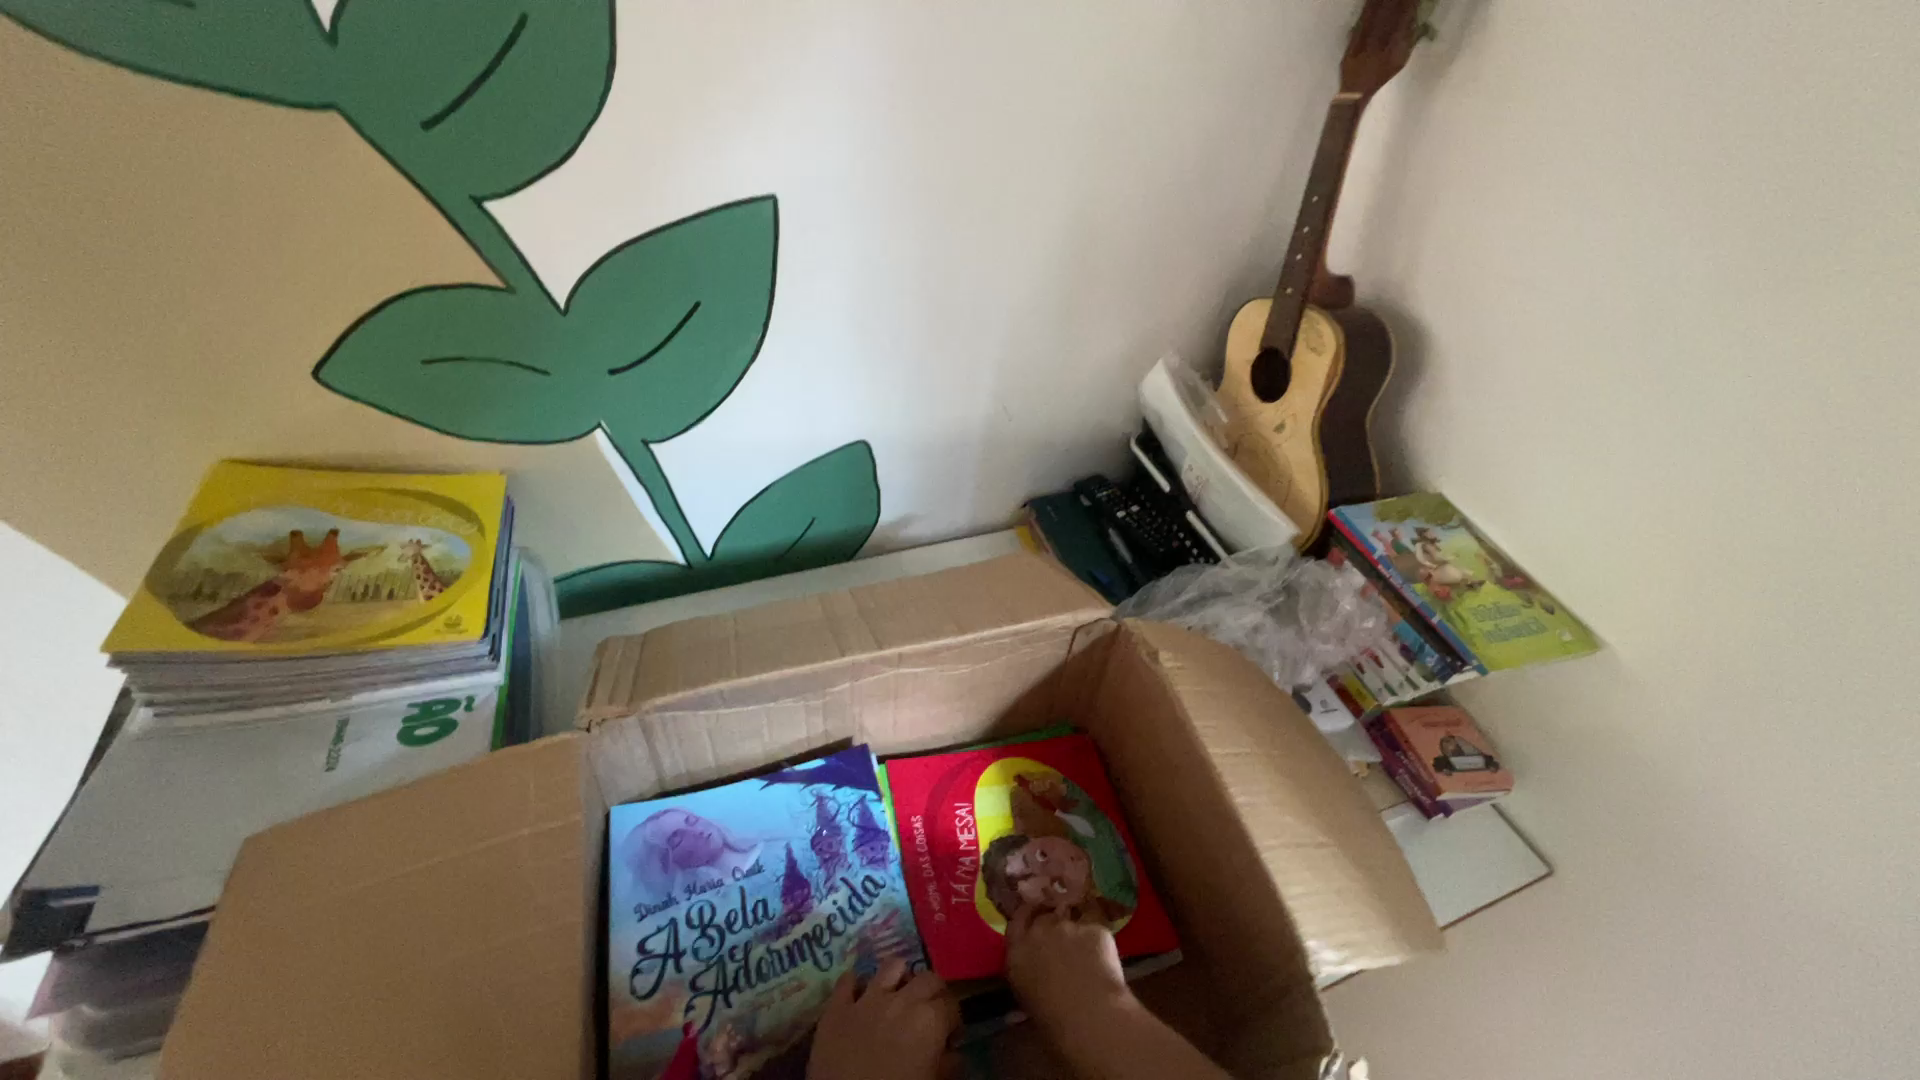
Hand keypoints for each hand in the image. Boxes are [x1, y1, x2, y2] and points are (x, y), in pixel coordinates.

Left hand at [808, 959, 957, 1079]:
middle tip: (929, 1013)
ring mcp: (866, 1000)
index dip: (953, 1020)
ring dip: (899, 977)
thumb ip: (948, 1066)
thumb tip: (953, 1053)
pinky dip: (855, 983)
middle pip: (927, 977)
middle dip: (933, 993)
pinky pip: (847, 980)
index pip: (952, 1004)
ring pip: (890, 966)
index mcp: (929, 1021)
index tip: (950, 1036)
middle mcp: (901, 1000)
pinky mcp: (837, 1008)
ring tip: (898, 994)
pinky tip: (859, 994)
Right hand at [1004, 902, 1133, 1037]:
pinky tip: (1105, 960)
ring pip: (1072, 920)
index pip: (1016, 922)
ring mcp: (1068, 926)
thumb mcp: (1027, 1003)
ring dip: (1076, 932)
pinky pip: (1096, 930)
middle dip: (1053, 926)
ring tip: (1087, 953)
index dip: (1026, 918)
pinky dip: (1099, 942)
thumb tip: (1032, 985)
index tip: (1033, 918)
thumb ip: (1027, 980)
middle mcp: (1039, 931)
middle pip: (1045, 917)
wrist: (1090, 1016)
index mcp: (1017, 953)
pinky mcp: (1095, 927)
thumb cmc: (1053, 1022)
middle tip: (1064, 943)